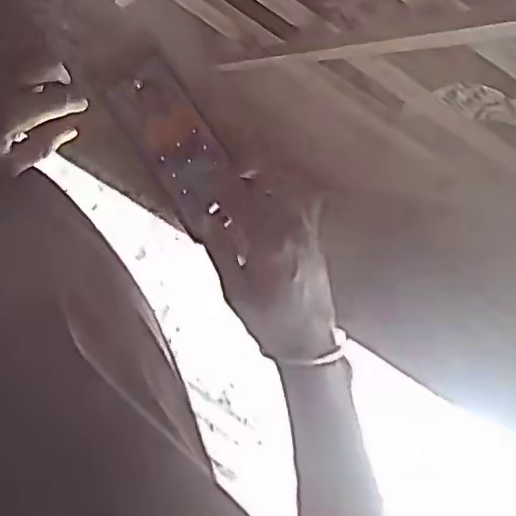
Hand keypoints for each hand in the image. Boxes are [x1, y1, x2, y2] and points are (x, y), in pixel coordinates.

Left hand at [0, 64, 88, 175]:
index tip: (83, 103)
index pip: (57, 98)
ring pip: (22, 49)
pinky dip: (14, 53)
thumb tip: (72, 128)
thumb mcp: (7, 168)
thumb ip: (43, 144)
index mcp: (10, 112)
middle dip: (61, 74)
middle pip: (44, 63)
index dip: (75, 100)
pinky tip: (18, 67)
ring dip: (40, 60)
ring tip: (46, 77)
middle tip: (67, 87)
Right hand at [204, 172, 338, 363]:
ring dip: (262, 178)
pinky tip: (265, 203)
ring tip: (242, 186)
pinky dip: (281, 191)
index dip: (216, 180)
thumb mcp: (233, 287)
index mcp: (265, 239)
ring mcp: (306, 229)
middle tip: (222, 174)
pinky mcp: (314, 235)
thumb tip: (204, 217)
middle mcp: (289, 227)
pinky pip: (300, 200)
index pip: (236, 195)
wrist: (309, 345)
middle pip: (266, 179)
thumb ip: (219, 247)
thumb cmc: (267, 320)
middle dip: (241, 170)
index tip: (202, 172)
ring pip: (286, 184)